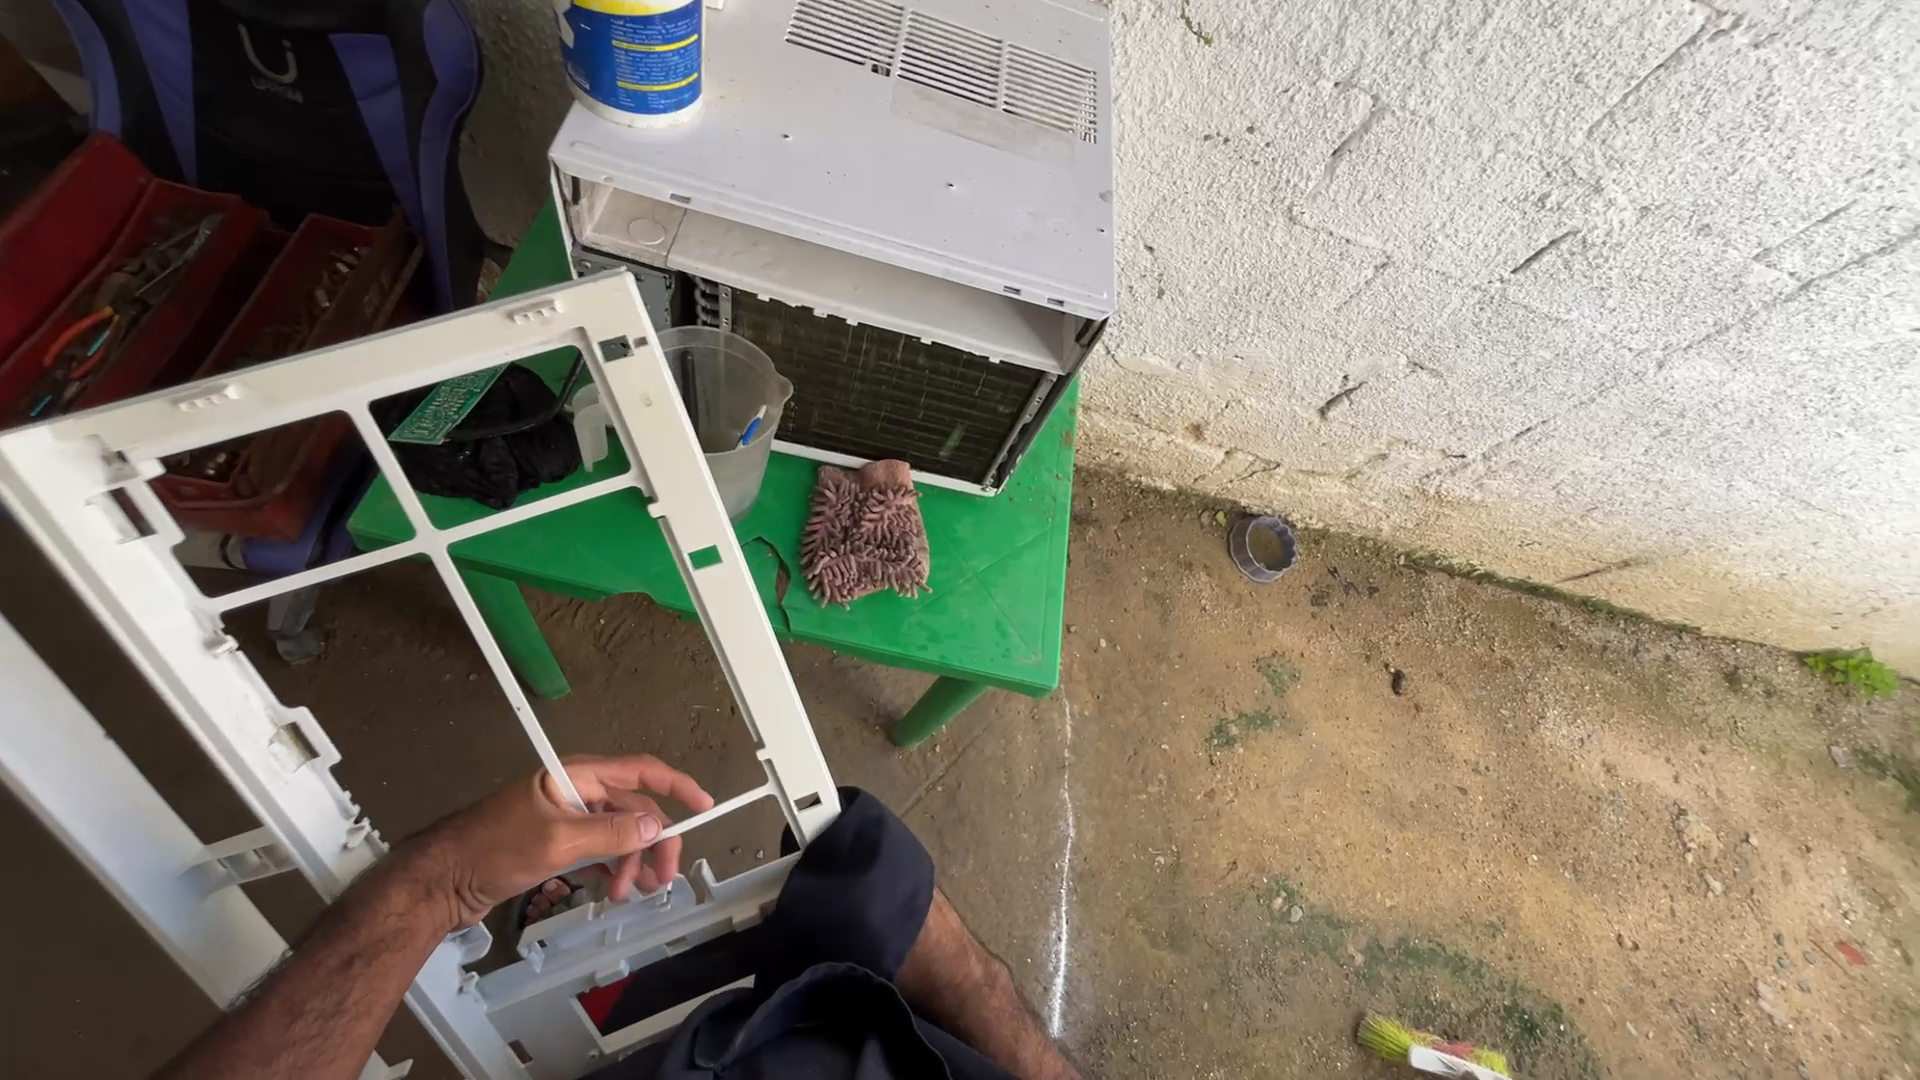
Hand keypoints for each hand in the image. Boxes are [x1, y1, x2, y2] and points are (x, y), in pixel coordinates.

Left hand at [401, 754, 715, 931]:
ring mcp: (569, 816)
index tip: (705, 806)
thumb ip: (611, 833)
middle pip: (634, 809)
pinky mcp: (558, 841)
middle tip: (663, 877)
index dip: (677, 786)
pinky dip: (611, 867)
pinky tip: (611, 888)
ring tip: (629, 893)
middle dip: (652, 842)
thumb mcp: (558, 841)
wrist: (437, 883)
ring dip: (631, 861)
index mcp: (580, 775)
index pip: (642, 771)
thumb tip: (655, 828)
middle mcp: (580, 790)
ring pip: (619, 833)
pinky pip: (599, 848)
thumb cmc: (494, 849)